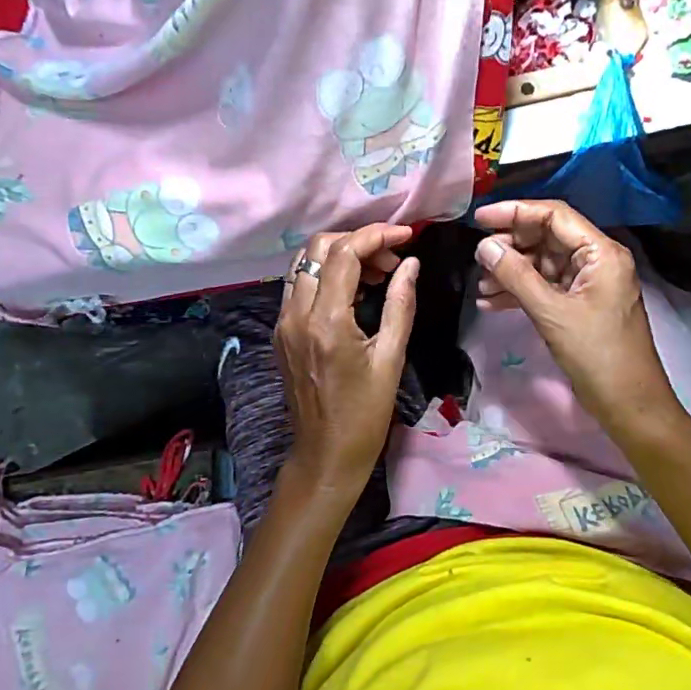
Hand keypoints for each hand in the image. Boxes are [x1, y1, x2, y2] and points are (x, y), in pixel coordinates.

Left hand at [274, 224, 419, 498]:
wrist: (325, 454)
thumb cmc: (365, 414)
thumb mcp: (391, 358)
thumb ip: (400, 304)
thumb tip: (410, 263)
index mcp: (326, 322)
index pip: (344, 253)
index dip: (377, 235)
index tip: (407, 237)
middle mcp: (296, 315)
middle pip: (317, 248)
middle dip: (357, 241)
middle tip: (391, 260)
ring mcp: (282, 323)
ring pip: (304, 264)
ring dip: (339, 256)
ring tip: (377, 274)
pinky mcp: (280, 332)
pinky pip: (299, 286)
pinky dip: (325, 275)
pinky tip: (353, 291)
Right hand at [472, 200, 680, 437]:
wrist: (628, 402)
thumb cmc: (596, 354)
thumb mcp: (552, 312)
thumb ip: (516, 276)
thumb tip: (484, 246)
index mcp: (600, 253)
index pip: (554, 216)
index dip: (515, 212)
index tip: (479, 219)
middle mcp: (596, 261)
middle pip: (546, 238)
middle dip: (510, 246)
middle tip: (478, 259)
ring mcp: (587, 284)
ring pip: (541, 265)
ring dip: (510, 272)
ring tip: (481, 287)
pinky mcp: (578, 306)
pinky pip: (543, 288)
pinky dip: (518, 293)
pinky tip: (491, 303)